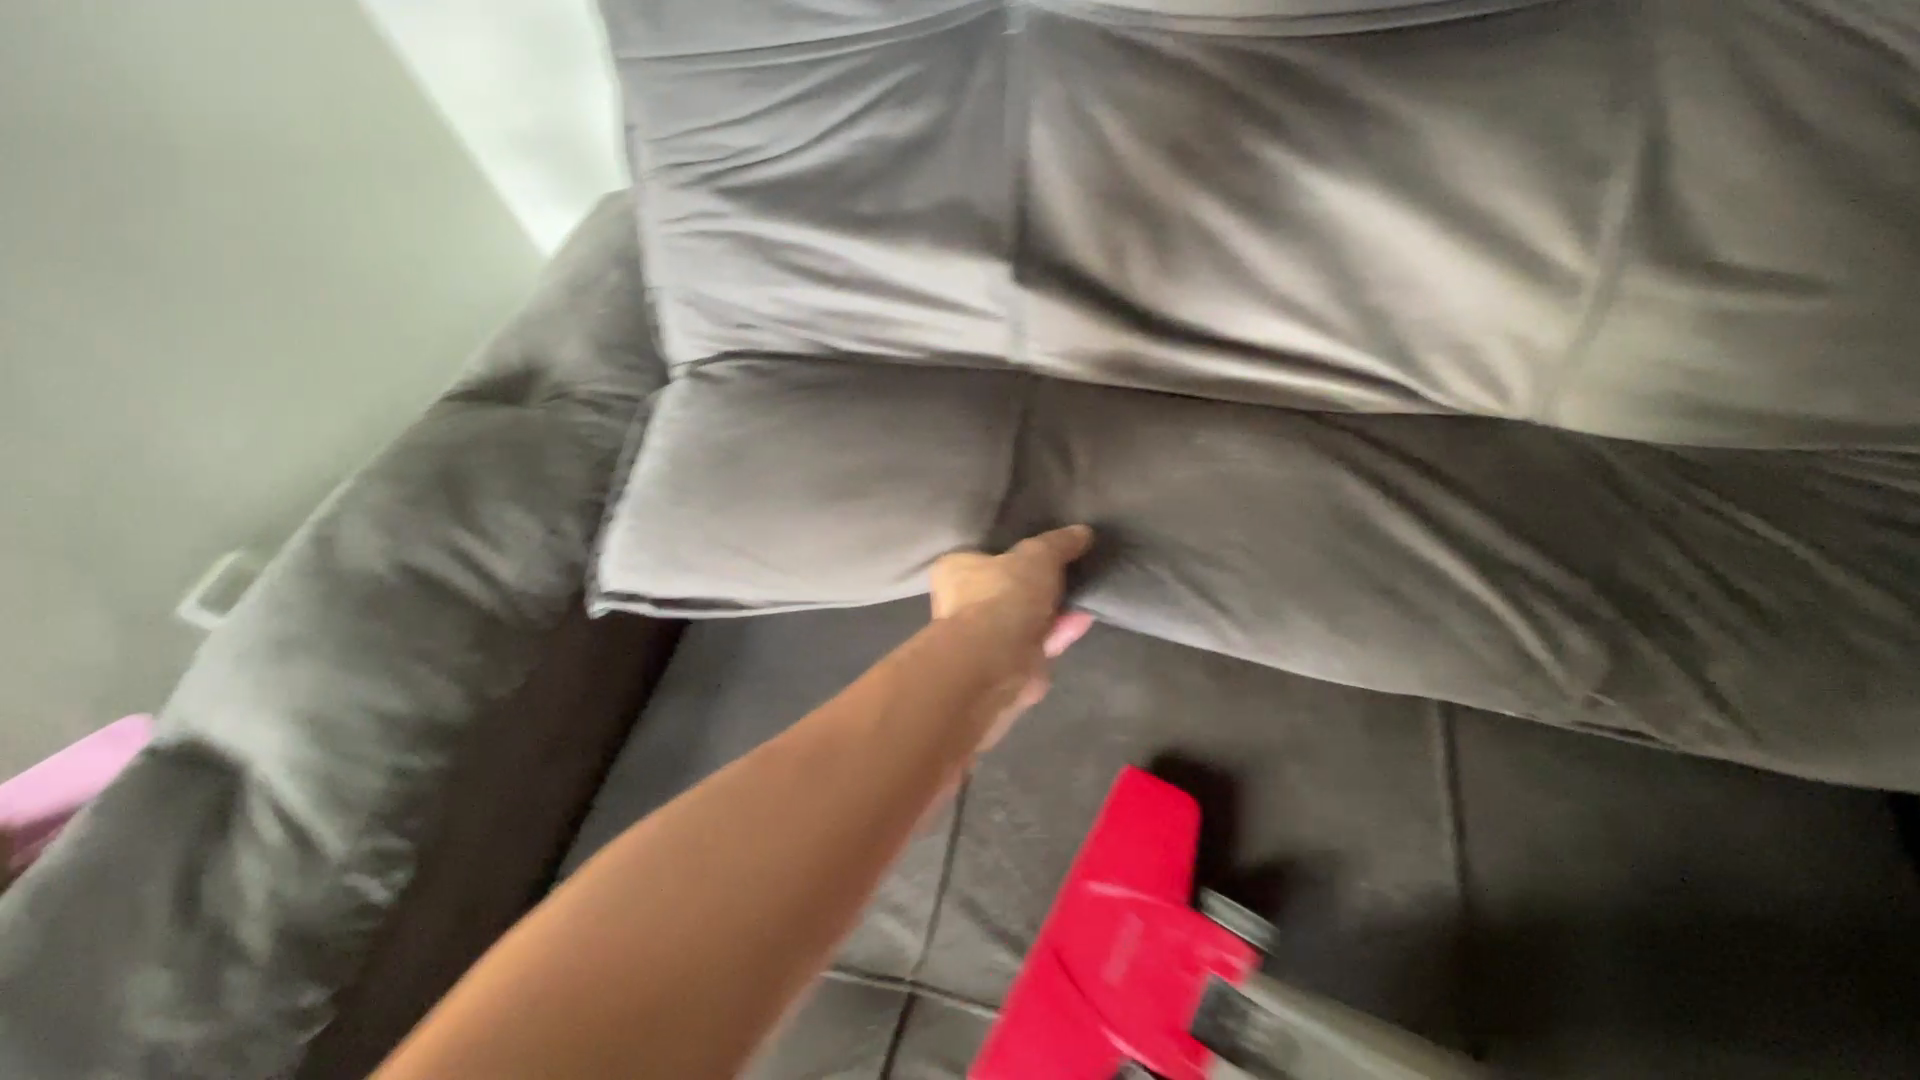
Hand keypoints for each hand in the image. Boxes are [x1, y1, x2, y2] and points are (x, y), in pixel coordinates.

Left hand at [929, 525, 1095, 749]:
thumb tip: (1082, 531)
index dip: (1012, 550)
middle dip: (1040, 583)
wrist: (997, 661)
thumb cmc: (1003, 595)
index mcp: (956, 570)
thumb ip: (1059, 542)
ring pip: (1026, 616)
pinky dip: (1060, 631)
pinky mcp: (1008, 663)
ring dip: (1054, 609)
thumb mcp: (1038, 555)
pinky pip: (1039, 640)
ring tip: (1085, 591)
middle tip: (1070, 570)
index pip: (983, 554)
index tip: (1043, 547)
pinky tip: (1084, 619)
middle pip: (1008, 586)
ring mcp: (985, 636)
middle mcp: (964, 603)